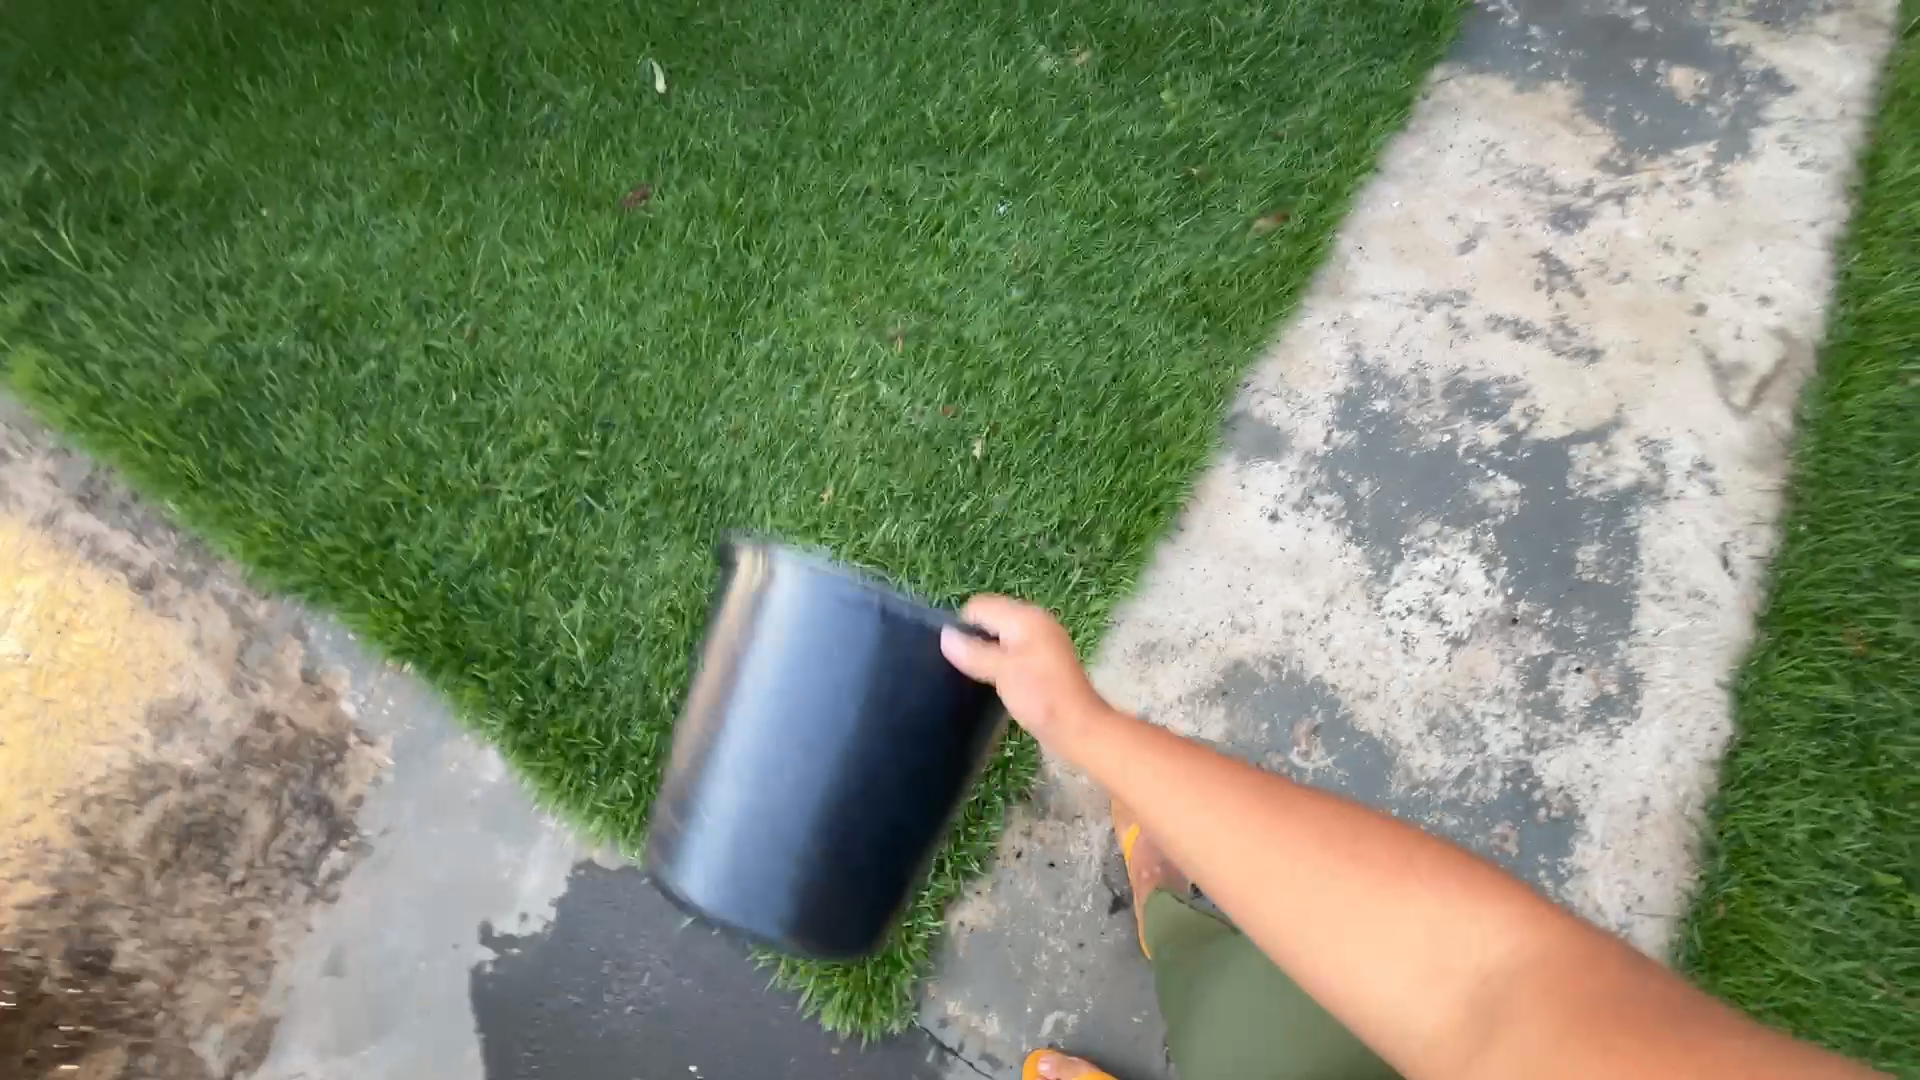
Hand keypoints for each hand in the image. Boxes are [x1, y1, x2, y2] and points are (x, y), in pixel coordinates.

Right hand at [939, 595, 1113, 751]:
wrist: (1078, 728)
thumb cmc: (1039, 696)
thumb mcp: (1001, 671)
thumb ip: (972, 652)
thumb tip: (945, 636)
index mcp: (1025, 617)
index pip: (980, 606)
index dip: (963, 626)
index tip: (956, 655)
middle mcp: (1035, 622)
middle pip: (991, 618)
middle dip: (974, 637)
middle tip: (963, 666)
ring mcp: (1042, 641)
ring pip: (1001, 636)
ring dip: (987, 652)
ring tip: (977, 675)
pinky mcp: (1044, 661)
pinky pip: (1013, 650)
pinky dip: (1001, 661)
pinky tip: (996, 681)